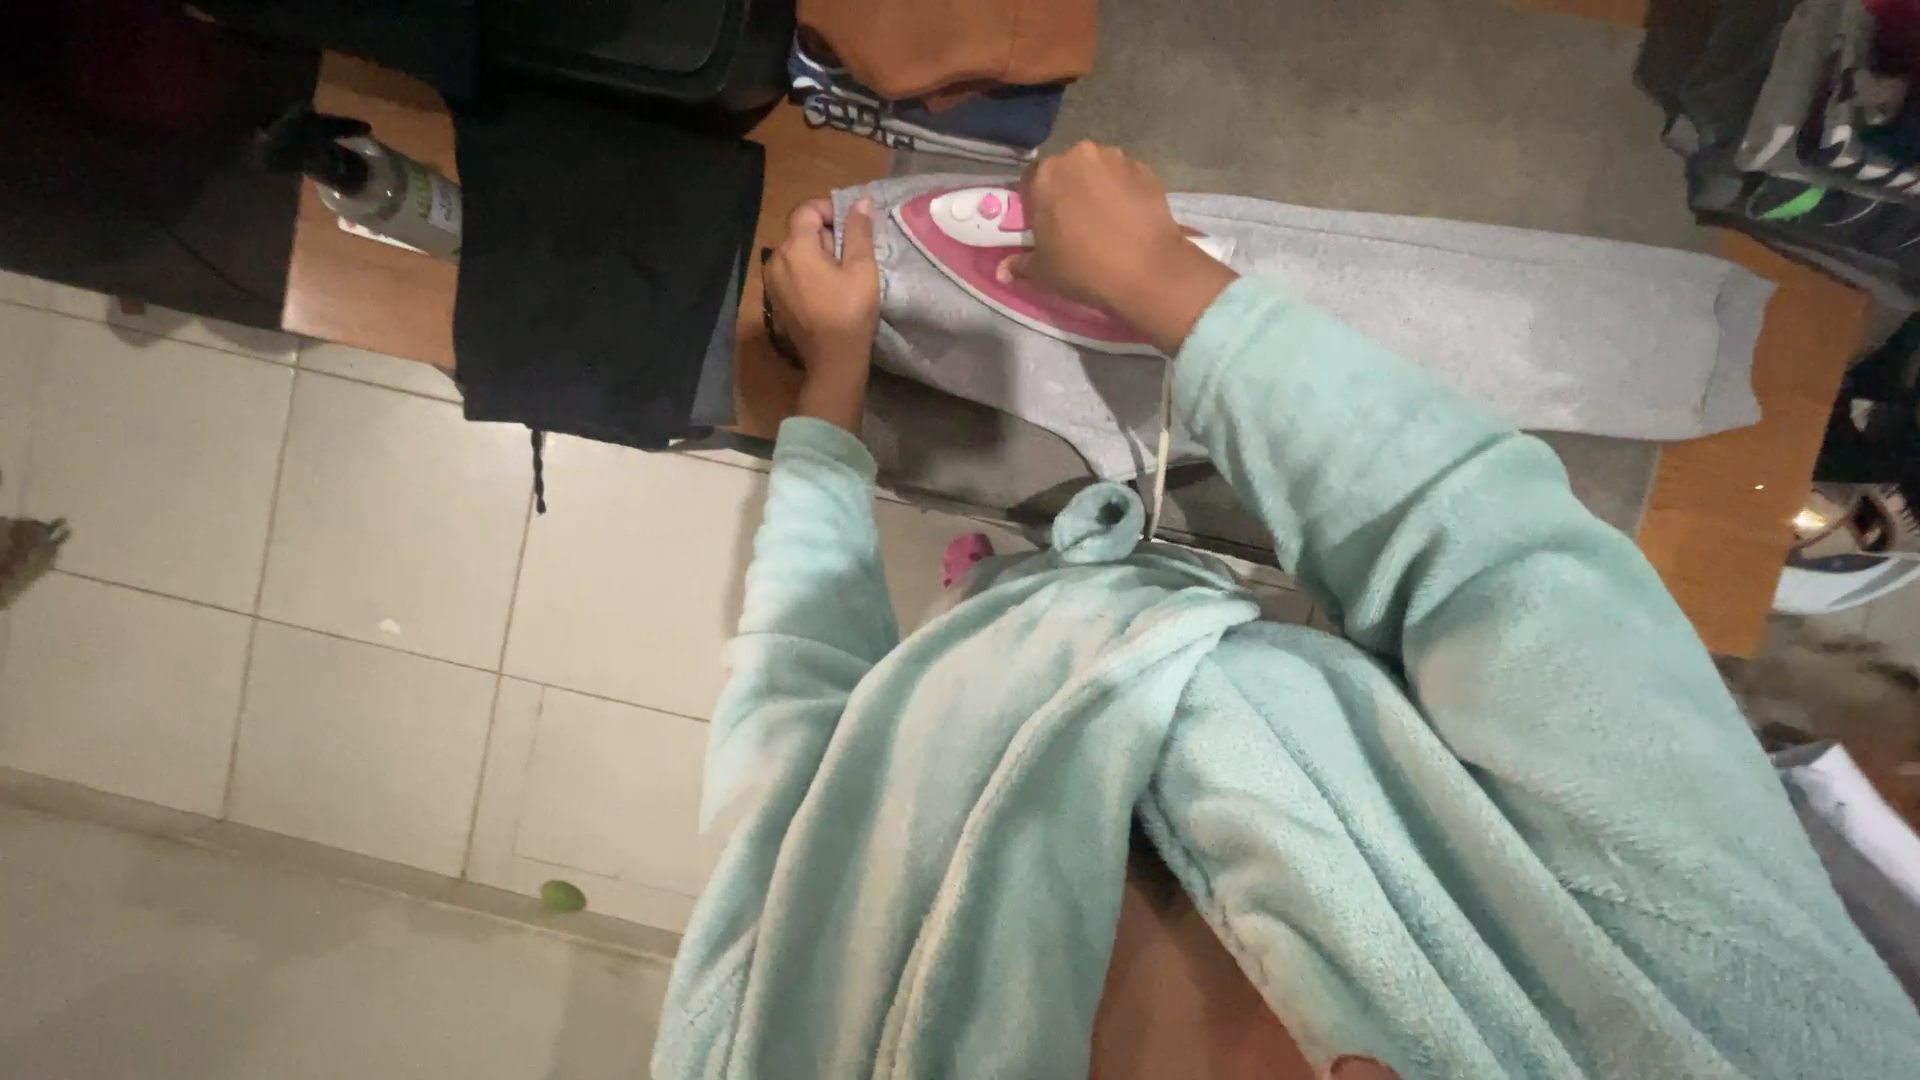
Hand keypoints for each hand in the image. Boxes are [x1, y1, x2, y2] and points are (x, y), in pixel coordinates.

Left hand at [766, 196, 879, 432]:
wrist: (833, 361)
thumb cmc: (851, 313)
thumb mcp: (862, 269)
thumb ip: (859, 231)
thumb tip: (860, 202)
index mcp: (795, 247)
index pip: (807, 209)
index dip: (830, 210)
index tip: (852, 228)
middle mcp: (776, 259)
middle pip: (800, 232)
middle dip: (826, 237)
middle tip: (851, 259)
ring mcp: (772, 282)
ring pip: (796, 254)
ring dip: (817, 257)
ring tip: (840, 279)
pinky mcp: (776, 300)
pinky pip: (791, 275)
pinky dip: (808, 275)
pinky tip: (827, 294)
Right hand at [1004, 142, 1236, 354]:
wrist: (1146, 270)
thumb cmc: (1083, 268)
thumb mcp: (1044, 272)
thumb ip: (1020, 264)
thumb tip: (1003, 270)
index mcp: (1046, 175)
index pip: (1031, 181)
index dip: (1036, 203)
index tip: (1044, 225)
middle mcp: (1080, 155)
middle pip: (1067, 170)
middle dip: (1068, 191)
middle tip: (1075, 225)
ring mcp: (1117, 158)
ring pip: (1098, 171)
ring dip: (1097, 189)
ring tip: (1106, 222)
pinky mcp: (1146, 169)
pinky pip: (1126, 179)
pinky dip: (1124, 193)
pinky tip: (1128, 220)